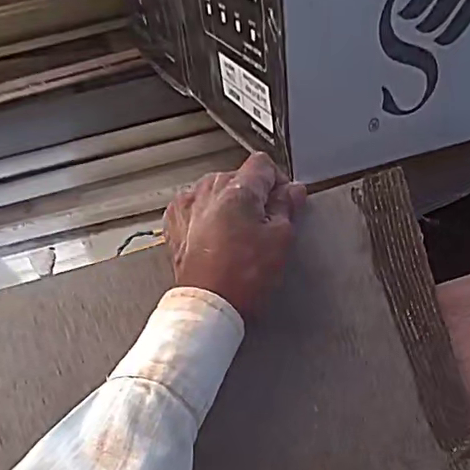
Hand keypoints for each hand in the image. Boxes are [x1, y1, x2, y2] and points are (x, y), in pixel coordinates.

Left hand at [163, 152, 307, 318]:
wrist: (209, 304)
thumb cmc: (240, 279)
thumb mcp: (280, 241)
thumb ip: (287, 207)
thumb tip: (292, 192)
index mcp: (237, 189)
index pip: (263, 165)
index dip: (278, 182)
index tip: (283, 200)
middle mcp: (208, 190)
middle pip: (238, 178)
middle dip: (253, 197)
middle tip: (263, 227)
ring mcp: (188, 205)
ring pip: (216, 193)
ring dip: (229, 208)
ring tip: (238, 238)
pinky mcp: (176, 223)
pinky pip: (196, 209)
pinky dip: (207, 219)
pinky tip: (217, 241)